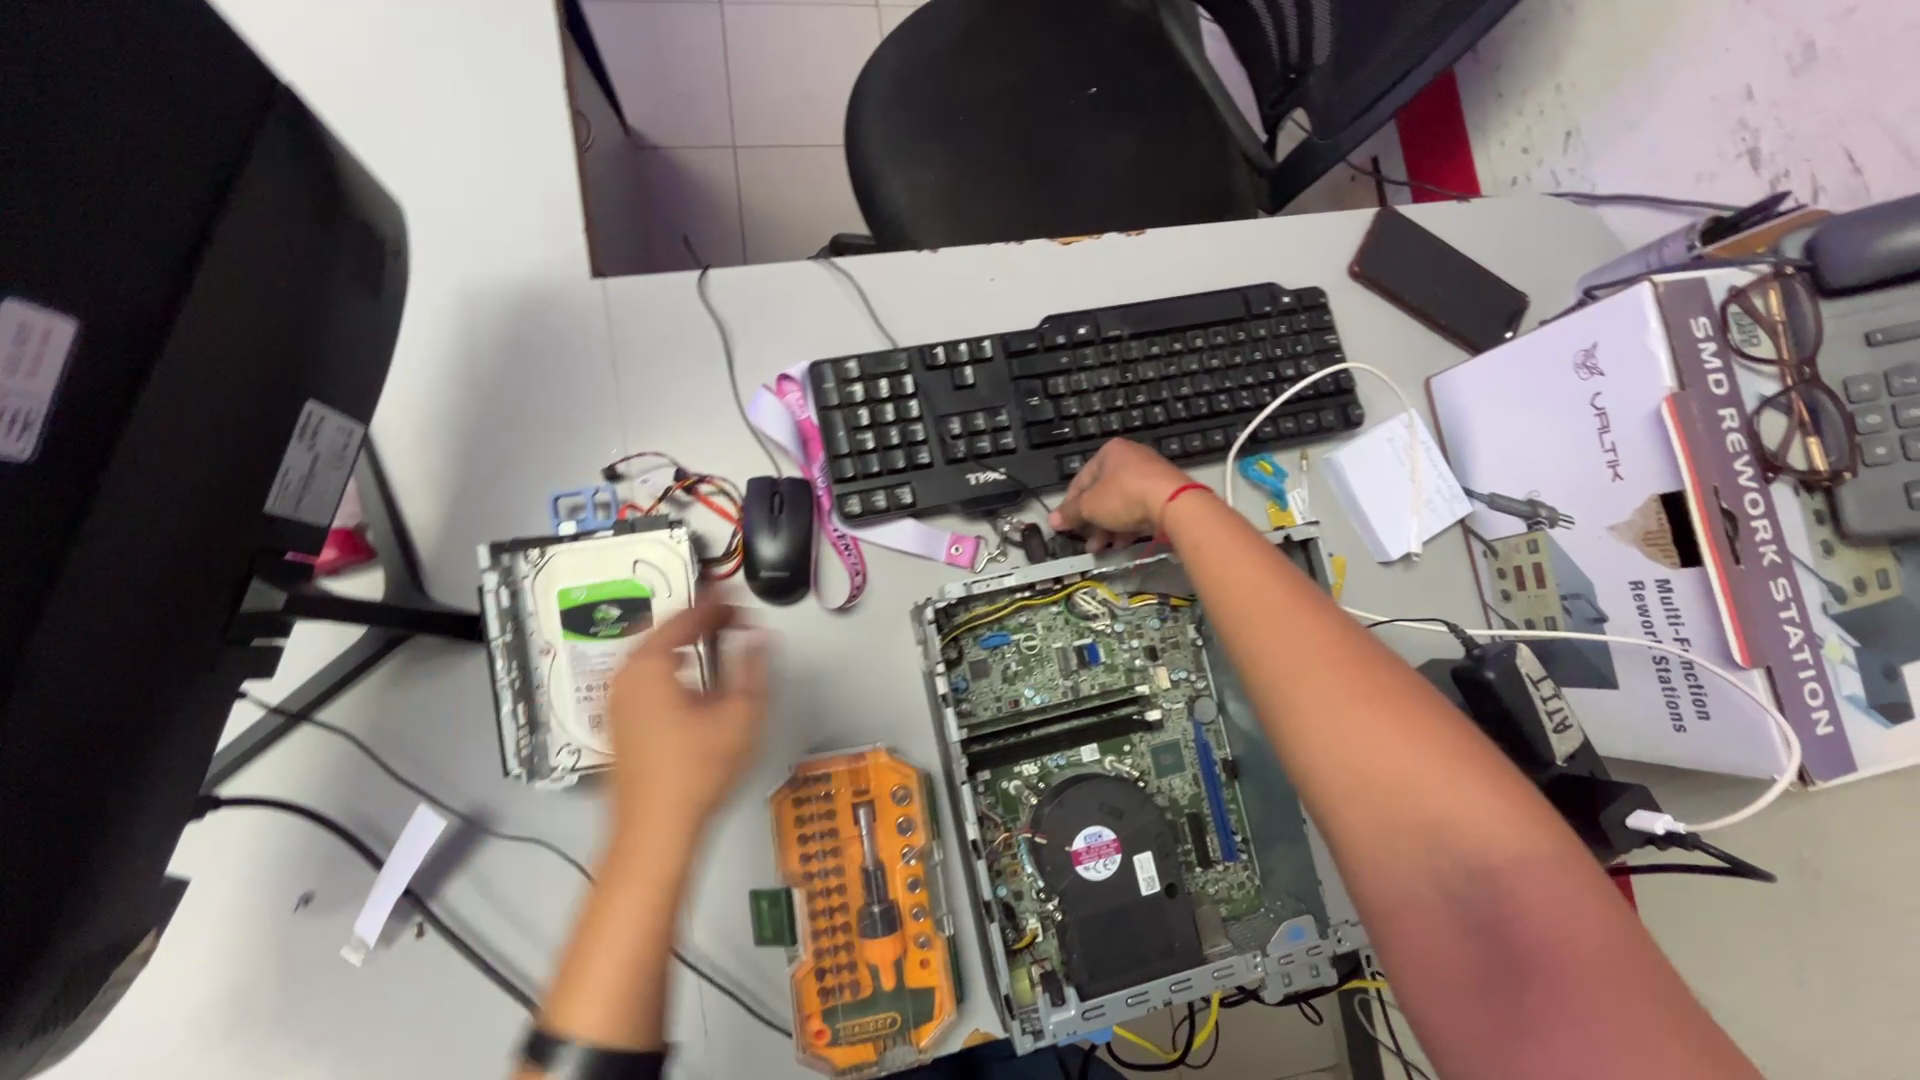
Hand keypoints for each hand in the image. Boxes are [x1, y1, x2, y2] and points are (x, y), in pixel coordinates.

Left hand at [605, 592, 768, 838]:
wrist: (655, 829)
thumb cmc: (693, 776)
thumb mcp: (741, 714)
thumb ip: (752, 667)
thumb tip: (759, 640)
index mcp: (650, 666)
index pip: (687, 617)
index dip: (719, 608)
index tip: (740, 605)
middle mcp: (625, 677)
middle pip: (662, 631)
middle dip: (699, 620)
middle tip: (729, 616)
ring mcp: (616, 700)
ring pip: (650, 653)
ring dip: (683, 642)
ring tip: (714, 640)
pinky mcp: (618, 721)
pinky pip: (643, 676)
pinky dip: (669, 665)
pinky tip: (689, 676)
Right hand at [1048, 439, 1192, 552]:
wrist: (1173, 503)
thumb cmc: (1124, 496)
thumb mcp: (1090, 506)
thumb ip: (1070, 513)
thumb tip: (1053, 520)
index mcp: (1109, 452)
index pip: (1081, 480)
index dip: (1070, 505)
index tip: (1065, 525)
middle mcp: (1130, 458)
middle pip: (1102, 494)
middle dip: (1091, 522)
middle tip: (1085, 542)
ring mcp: (1150, 475)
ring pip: (1120, 504)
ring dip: (1108, 528)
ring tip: (1101, 548)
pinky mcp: (1165, 492)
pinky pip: (1139, 509)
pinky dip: (1128, 526)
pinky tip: (1121, 544)